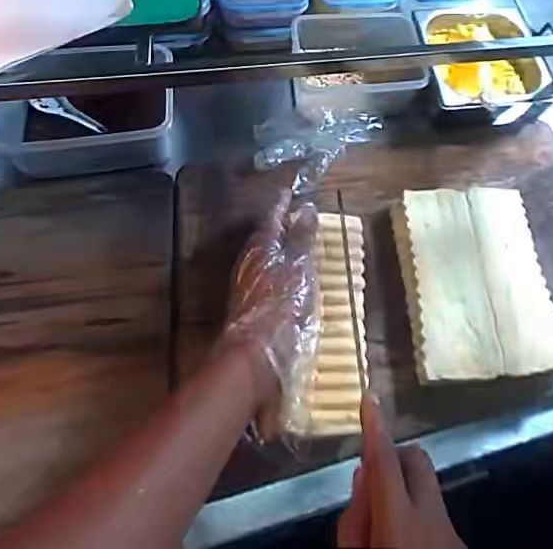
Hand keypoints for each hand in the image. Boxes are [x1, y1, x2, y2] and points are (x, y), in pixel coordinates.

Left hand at [221, 180, 319, 436]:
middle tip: (297, 217)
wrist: (252, 360)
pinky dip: (278, 270)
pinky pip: (265, 276)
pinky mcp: (248, 307)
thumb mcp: (298, 269)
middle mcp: (249, 262)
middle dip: (279, 226)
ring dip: (279, 249)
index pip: (272, 217)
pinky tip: (289, 280)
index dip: (281, 205)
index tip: (289, 193)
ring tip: (298, 246)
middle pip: (265, 237)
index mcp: (261, 247)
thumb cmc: (280, 309)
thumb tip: (306, 208)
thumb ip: (302, 239)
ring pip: (263, 257)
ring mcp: (245, 285)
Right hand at [337, 396, 466, 548]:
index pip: (385, 459)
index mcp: (401, 521)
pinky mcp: (460, 542)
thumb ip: (354, 519)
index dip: (375, 425)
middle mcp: (432, 518)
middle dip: (393, 454)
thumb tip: (362, 478)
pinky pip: (436, 512)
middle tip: (372, 476)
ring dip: (404, 487)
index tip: (369, 398)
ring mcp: (452, 531)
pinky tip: (403, 538)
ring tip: (383, 515)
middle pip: (416, 458)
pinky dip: (417, 513)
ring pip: (427, 485)